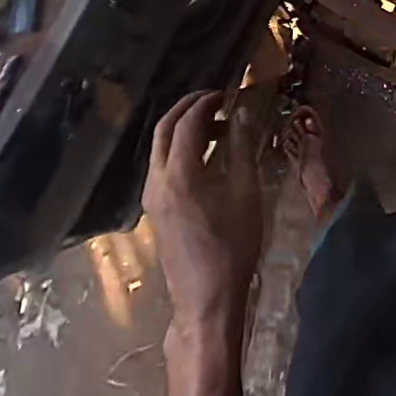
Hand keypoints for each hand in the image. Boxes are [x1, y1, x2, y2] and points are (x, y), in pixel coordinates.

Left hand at [142, 91, 262, 330]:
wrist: (207, 300)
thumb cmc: (233, 246)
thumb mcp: (245, 192)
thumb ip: (242, 147)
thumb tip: (242, 112)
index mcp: (179, 174)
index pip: (187, 123)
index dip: (205, 103)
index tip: (225, 94)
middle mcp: (156, 180)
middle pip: (164, 129)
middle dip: (187, 108)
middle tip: (213, 99)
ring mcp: (151, 196)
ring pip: (160, 147)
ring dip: (184, 129)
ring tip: (217, 125)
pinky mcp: (154, 209)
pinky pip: (162, 165)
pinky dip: (180, 149)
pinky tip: (206, 154)